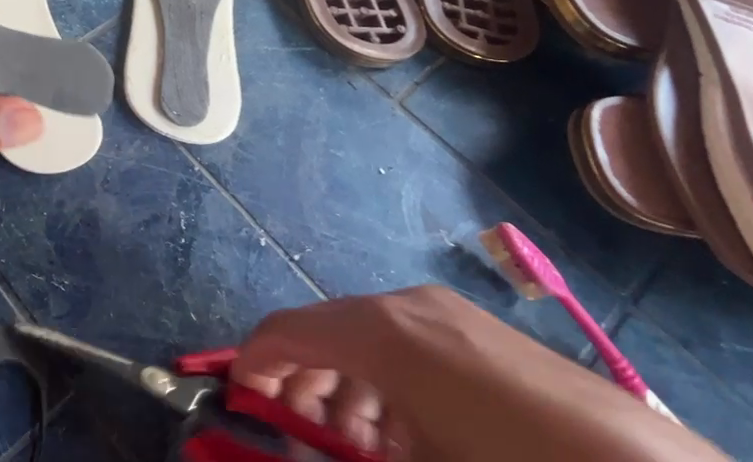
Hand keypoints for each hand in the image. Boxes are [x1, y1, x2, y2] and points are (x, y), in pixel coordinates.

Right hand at [231, 286, 729, 461]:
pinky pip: (410, 347)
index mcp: (380, 330)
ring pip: (366, 340)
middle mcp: (406, 305)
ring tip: (365, 450)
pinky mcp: (486, 332)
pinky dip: (390, 387)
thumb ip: (343, 448)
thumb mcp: (413, 461)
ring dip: (348, 393)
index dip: (252, 367)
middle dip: (303, 387)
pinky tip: (414, 439)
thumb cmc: (511, 460)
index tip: (241, 407)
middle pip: (323, 333)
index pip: (283, 331)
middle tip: (306, 443)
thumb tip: (294, 450)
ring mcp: (450, 314)